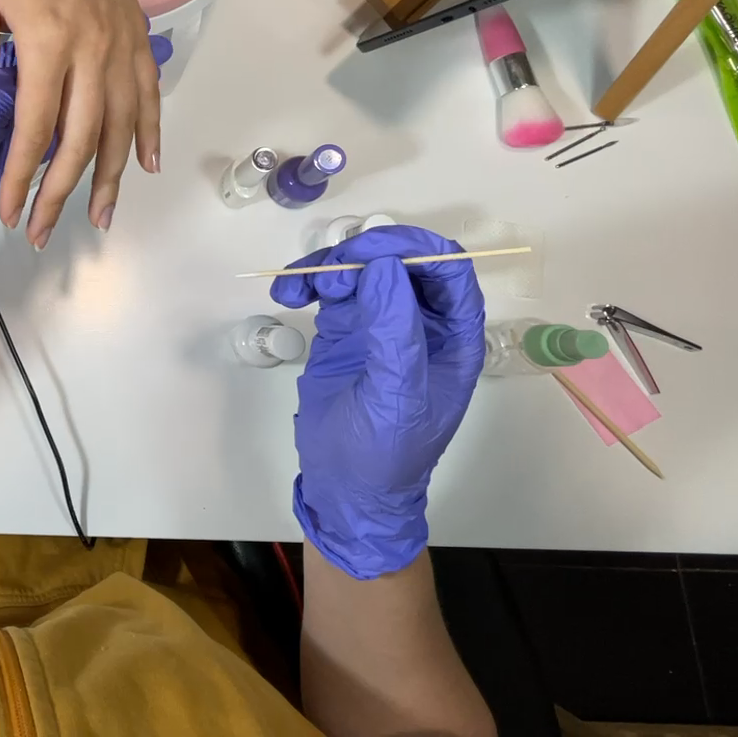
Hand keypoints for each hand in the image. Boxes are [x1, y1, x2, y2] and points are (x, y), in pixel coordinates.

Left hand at [0, 0, 159, 246]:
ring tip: (98, 219)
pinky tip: (145, 166)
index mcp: (48, 43)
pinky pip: (149, 97)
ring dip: (109, 179)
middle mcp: (93, 54)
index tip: (7, 210)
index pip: (35, 127)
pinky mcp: (137, 42)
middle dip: (59, 193)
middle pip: (80, 141)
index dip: (20, 175)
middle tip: (39, 230)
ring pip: (120, 129)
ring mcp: (122, 50)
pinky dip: (149, 134)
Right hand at [270, 227, 487, 578]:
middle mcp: (417, 322)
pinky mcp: (342, 330)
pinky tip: (286, 296)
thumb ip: (394, 332)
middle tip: (329, 277)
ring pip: (358, 269)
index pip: (445, 271)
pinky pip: (326, 290)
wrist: (345, 486)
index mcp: (450, 337)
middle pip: (397, 261)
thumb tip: (384, 269)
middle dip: (361, 256)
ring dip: (327, 268)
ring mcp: (378, 323)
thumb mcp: (395, 396)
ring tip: (301, 291)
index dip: (412, 250)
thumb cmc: (384, 451)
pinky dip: (304, 283)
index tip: (368, 254)